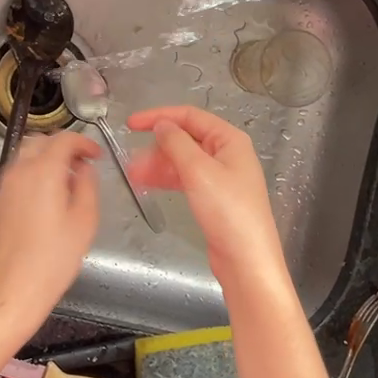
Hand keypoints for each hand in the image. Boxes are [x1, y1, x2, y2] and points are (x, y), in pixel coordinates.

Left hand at [0, 131, 101, 340]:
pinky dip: (33, 175)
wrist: (8, 292)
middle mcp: (18, 172)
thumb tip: (84, 170)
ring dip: (46, 159)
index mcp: (43, 171)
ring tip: (66, 182)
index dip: (83, 142)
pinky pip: (16, 176)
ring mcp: (3, 187)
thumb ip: (87, 186)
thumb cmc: (50, 262)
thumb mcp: (84, 222)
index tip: (95, 154)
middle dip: (62, 146)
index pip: (64, 139)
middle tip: (81, 164)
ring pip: (25, 156)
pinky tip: (47, 199)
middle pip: (40, 141)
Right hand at [125, 106, 286, 285]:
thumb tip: (162, 124)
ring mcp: (221, 176)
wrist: (246, 260)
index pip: (190, 116)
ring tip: (133, 176)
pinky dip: (167, 179)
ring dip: (158, 165)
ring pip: (183, 160)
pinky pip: (186, 179)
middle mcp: (227, 153)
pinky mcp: (214, 197)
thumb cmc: (227, 211)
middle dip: (157, 147)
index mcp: (229, 139)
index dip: (159, 116)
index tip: (131, 124)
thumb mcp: (198, 171)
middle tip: (131, 161)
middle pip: (186, 139)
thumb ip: (176, 143)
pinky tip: (148, 186)